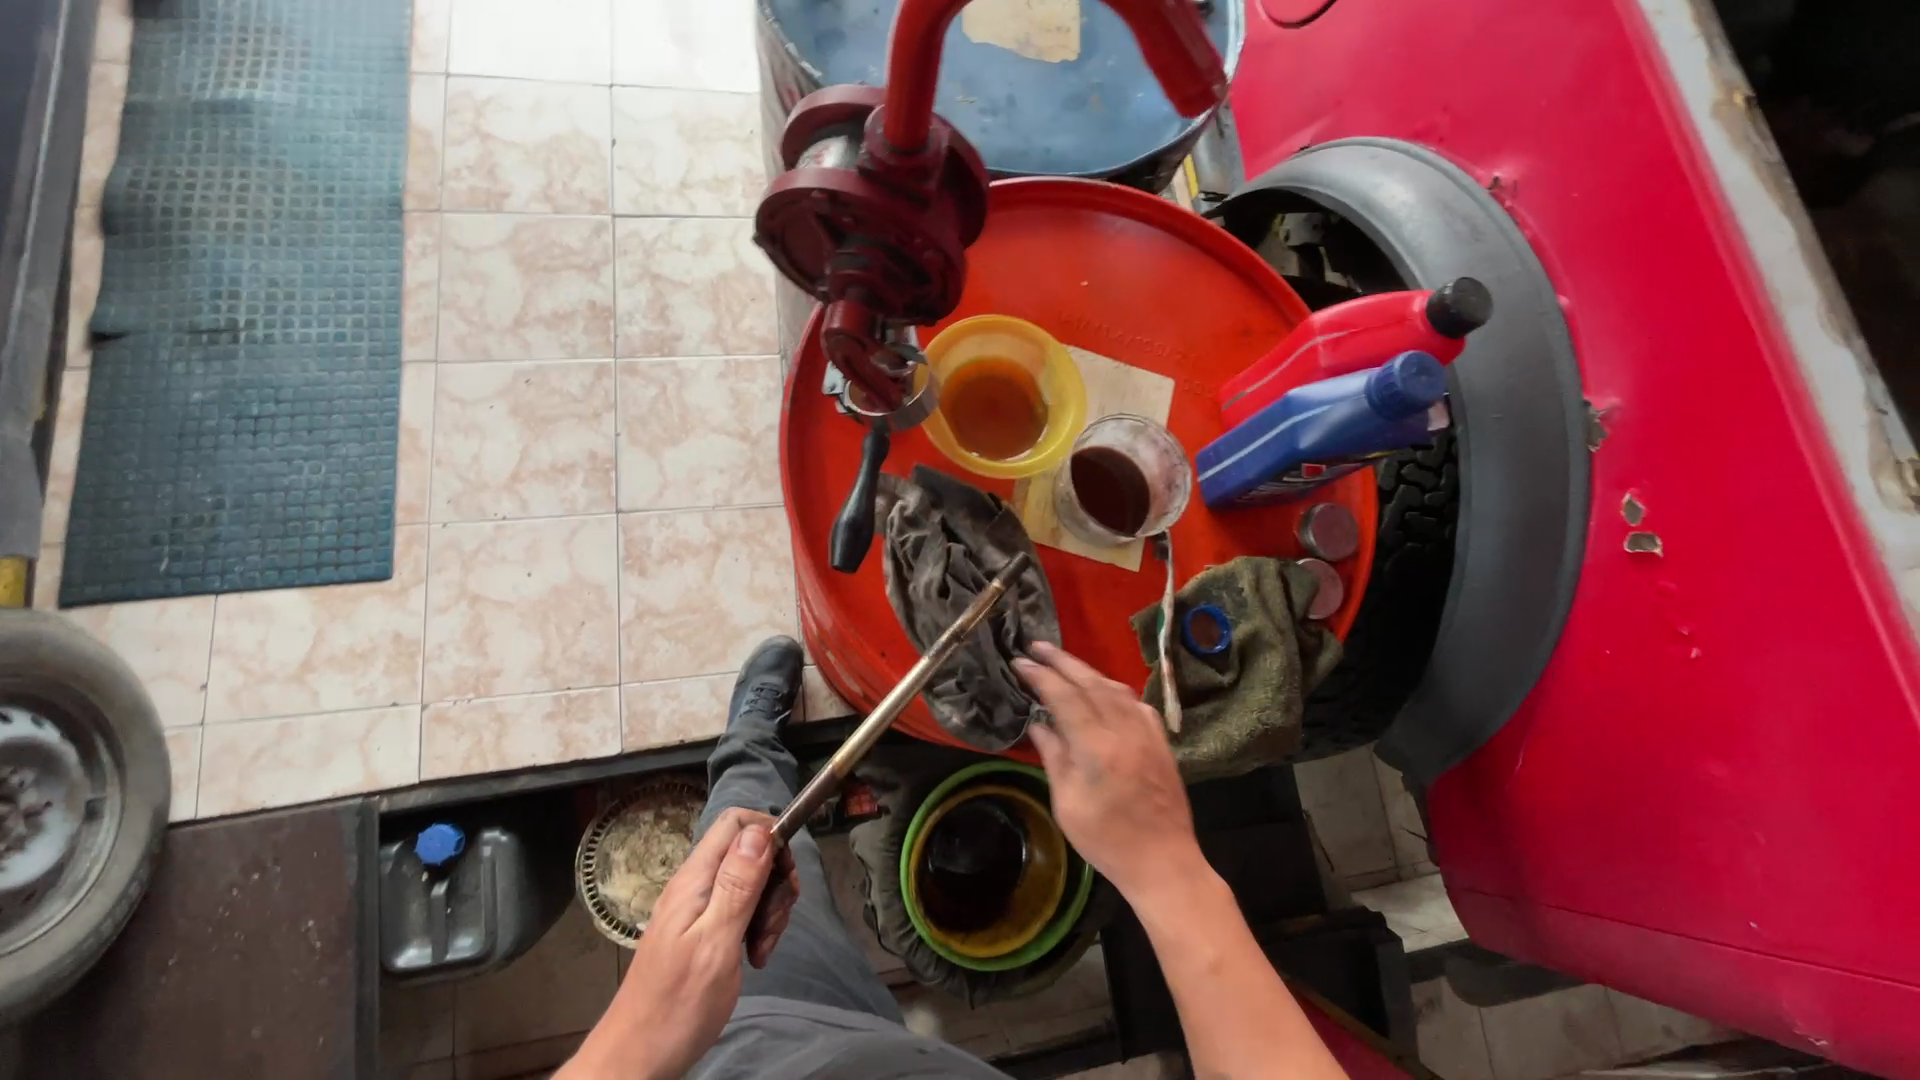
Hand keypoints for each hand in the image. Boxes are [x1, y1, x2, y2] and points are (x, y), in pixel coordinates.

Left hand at [560, 808, 799, 1079]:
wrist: (637, 1059)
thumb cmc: (678, 1005)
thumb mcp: (715, 943)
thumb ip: (737, 885)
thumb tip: (760, 830)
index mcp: (695, 879)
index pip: (735, 822)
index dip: (769, 833)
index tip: (786, 871)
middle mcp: (695, 884)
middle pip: (749, 851)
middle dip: (774, 880)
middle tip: (774, 920)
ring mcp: (698, 908)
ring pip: (750, 881)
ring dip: (768, 908)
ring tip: (762, 947)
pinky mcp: (702, 930)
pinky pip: (740, 909)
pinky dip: (756, 927)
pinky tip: (754, 956)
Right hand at [1014, 642, 1202, 904]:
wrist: (1163, 861)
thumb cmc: (1106, 840)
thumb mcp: (1066, 803)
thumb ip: (1054, 757)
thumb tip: (1039, 724)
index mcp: (1096, 746)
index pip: (1063, 696)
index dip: (1040, 676)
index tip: (1019, 662)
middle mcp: (1123, 729)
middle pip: (1090, 682)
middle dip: (1062, 661)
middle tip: (1037, 646)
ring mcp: (1146, 732)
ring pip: (1114, 688)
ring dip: (1087, 671)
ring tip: (1064, 663)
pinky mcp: (1161, 741)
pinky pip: (1135, 703)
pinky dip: (1114, 690)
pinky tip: (1104, 691)